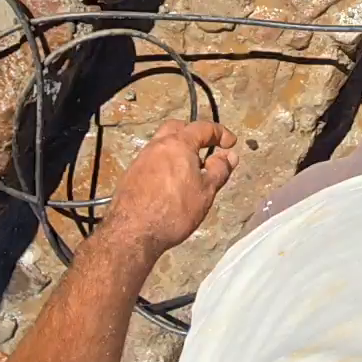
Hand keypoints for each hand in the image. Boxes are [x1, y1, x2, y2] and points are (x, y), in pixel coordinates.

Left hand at [100, 121, 238, 258]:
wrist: (133, 233)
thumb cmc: (172, 212)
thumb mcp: (206, 192)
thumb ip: (219, 170)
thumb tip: (229, 156)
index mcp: (179, 144)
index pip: (203, 128)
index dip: (220, 133)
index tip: (230, 142)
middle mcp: (158, 145)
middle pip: (178, 128)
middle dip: (195, 134)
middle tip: (207, 147)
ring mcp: (142, 158)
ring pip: (163, 144)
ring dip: (179, 150)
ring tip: (191, 170)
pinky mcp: (132, 174)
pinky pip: (153, 159)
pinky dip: (165, 163)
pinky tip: (171, 183)